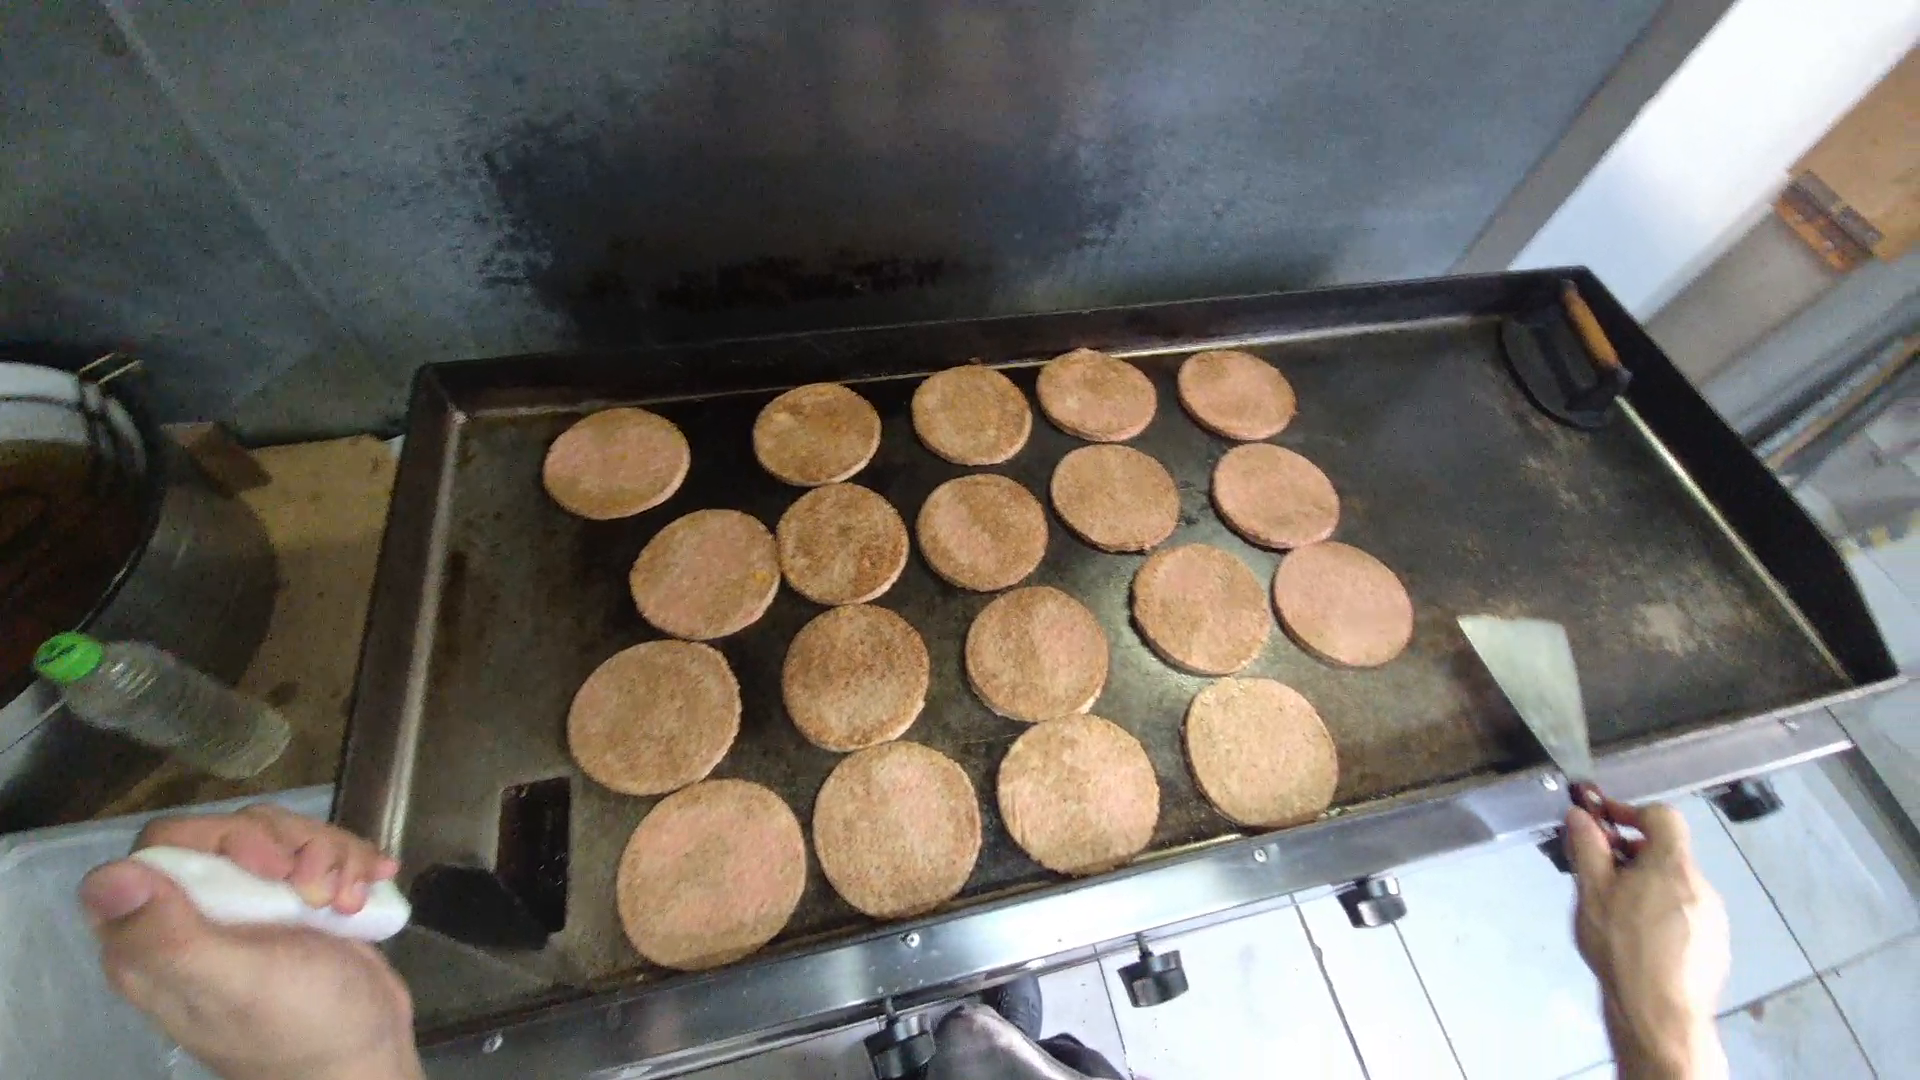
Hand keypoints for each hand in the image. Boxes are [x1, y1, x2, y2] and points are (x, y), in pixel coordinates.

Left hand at [79, 804, 423, 1079]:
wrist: (362, 1046)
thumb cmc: (294, 1023)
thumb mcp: (232, 981)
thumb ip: (169, 936)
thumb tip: (111, 877)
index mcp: (160, 936)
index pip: (169, 846)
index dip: (222, 838)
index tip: (270, 866)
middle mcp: (204, 913)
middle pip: (241, 829)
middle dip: (297, 844)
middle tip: (318, 887)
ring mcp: (260, 906)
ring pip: (292, 835)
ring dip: (336, 854)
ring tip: (350, 897)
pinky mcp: (306, 901)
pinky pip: (331, 851)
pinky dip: (359, 861)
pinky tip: (373, 886)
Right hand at [1566, 800, 1729, 1079]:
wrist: (1660, 1011)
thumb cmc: (1621, 943)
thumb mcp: (1592, 890)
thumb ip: (1588, 848)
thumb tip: (1581, 815)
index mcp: (1673, 868)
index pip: (1663, 817)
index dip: (1630, 811)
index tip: (1602, 822)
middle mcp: (1702, 888)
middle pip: (1667, 852)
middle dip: (1629, 852)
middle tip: (1597, 869)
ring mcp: (1713, 919)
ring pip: (1674, 883)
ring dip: (1642, 881)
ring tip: (1611, 905)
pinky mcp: (1715, 945)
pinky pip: (1684, 910)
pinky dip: (1658, 907)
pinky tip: (1635, 933)